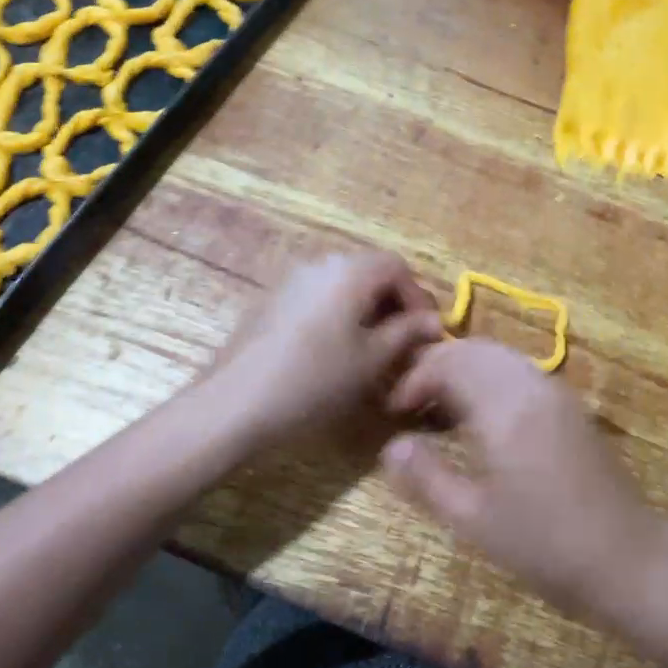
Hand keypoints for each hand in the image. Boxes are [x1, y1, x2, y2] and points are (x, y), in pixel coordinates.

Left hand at [204, 252, 446, 446]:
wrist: (234, 404)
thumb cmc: (315, 380)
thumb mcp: (371, 360)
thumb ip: (407, 333)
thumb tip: (433, 321)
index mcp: (350, 270)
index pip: (398, 267)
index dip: (418, 298)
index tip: (427, 334)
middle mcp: (321, 263)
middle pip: (370, 271)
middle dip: (393, 304)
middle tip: (404, 344)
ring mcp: (292, 279)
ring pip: (343, 285)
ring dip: (366, 310)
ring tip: (373, 351)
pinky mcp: (272, 300)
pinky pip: (318, 297)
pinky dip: (338, 315)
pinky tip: (336, 352)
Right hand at [381, 339, 663, 612]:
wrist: (627, 558)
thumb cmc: (544, 545)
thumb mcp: (474, 519)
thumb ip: (427, 477)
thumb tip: (392, 447)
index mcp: (505, 407)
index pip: (449, 363)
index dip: (414, 379)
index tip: (393, 412)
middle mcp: (531, 385)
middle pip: (474, 349)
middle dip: (436, 366)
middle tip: (411, 404)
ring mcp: (556, 392)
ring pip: (499, 355)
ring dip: (464, 369)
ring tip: (439, 409)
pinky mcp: (571, 405)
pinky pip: (520, 370)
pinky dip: (490, 377)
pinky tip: (480, 417)